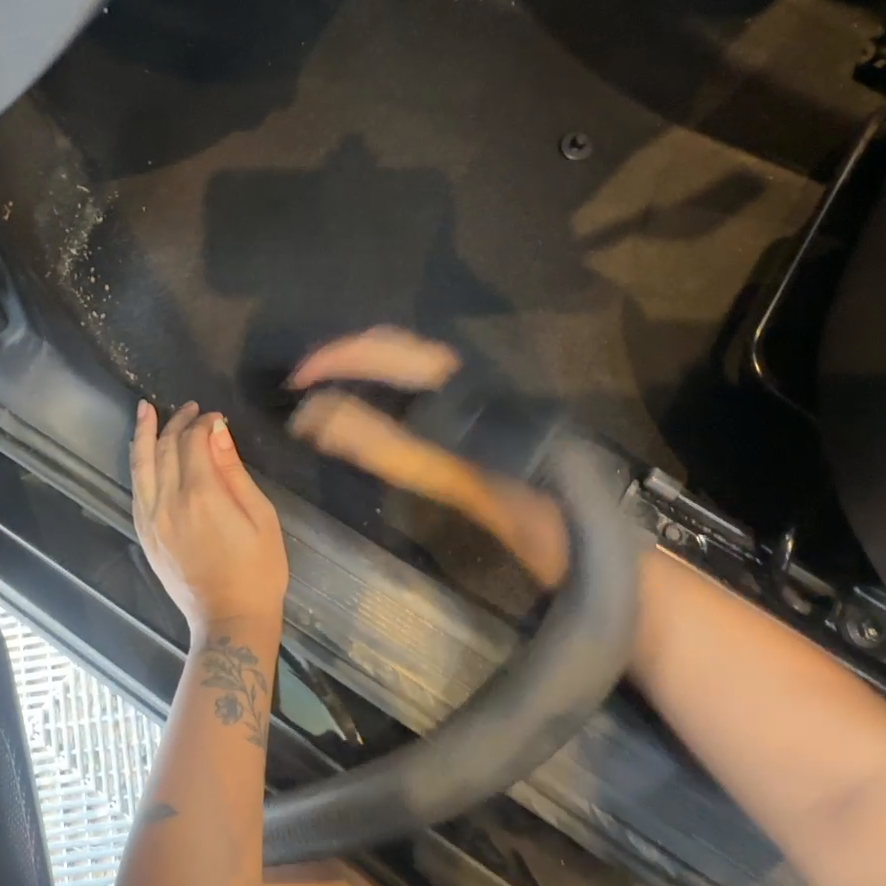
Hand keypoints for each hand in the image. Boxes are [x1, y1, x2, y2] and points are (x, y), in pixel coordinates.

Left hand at [131, 400, 288, 632]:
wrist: (229, 618)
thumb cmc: (258, 570)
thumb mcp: (260, 516)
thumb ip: (234, 471)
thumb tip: (217, 431)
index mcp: (202, 495)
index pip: (193, 442)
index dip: (203, 422)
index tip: (216, 416)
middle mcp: (169, 502)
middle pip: (165, 448)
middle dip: (176, 422)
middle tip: (189, 408)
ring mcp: (152, 519)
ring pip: (141, 465)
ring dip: (144, 434)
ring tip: (146, 410)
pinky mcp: (145, 534)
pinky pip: (136, 490)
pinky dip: (137, 464)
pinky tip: (140, 451)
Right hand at [287, 327, 570, 585]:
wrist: (590, 536)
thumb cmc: (525, 504)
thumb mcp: (450, 474)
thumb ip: (383, 442)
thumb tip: (315, 415)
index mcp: (457, 384)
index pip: (383, 350)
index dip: (335, 358)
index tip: (295, 383)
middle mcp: (462, 381)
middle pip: (392, 349)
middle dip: (343, 360)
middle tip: (302, 388)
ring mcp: (469, 402)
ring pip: (404, 370)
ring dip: (360, 375)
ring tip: (323, 399)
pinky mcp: (471, 426)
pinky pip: (415, 396)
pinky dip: (379, 397)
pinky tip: (366, 421)